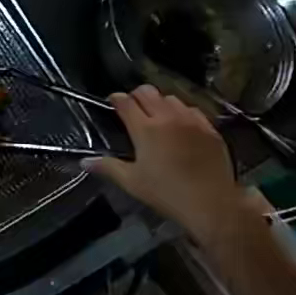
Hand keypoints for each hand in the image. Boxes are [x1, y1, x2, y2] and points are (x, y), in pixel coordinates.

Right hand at [82, 85, 250, 240]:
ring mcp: (192, 121)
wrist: (211, 202)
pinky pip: (192, 110)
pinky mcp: (210, 129)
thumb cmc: (165, 192)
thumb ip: (107, 167)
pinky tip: (180, 125)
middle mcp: (168, 118)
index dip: (116, 99)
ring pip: (171, 98)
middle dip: (136, 95)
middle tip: (132, 108)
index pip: (126, 102)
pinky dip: (181, 111)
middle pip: (149, 92)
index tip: (112, 102)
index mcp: (145, 129)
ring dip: (159, 102)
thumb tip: (84, 162)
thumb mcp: (131, 182)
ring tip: (156, 115)